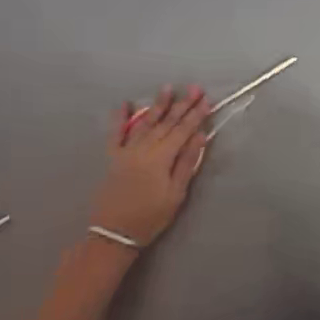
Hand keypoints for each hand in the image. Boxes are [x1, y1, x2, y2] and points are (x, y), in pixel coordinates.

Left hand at [89, 86, 210, 246]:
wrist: (115, 231)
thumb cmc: (150, 216)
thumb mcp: (176, 194)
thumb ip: (186, 163)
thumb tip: (199, 137)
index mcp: (162, 157)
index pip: (183, 130)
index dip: (195, 115)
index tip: (206, 100)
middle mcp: (144, 148)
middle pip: (166, 122)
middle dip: (181, 104)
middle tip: (194, 88)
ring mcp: (126, 151)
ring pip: (145, 123)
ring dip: (157, 105)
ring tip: (167, 88)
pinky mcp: (113, 157)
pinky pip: (116, 133)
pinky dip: (120, 117)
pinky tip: (124, 104)